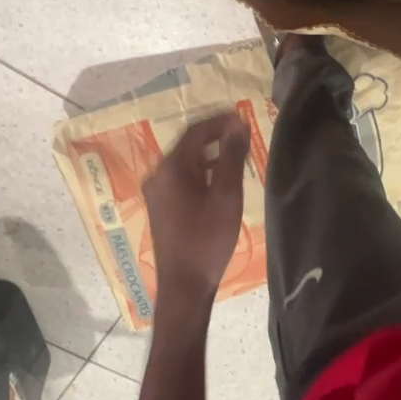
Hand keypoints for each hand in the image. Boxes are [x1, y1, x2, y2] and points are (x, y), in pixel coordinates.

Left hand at [144, 113, 249, 301]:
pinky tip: (219, 179)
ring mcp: (157, 193)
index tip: (242, 115)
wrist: (184, 284)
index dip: (219, 121)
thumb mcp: (226, 195)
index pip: (196, 132)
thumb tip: (237, 124)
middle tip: (241, 132)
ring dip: (209, 154)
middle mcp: (158, 175)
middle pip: (188, 145)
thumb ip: (231, 157)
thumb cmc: (208, 239)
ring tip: (236, 153)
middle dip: (214, 135)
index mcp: (172, 168)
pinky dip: (201, 171)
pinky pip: (182, 178)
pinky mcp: (162, 208)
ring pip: (185, 163)